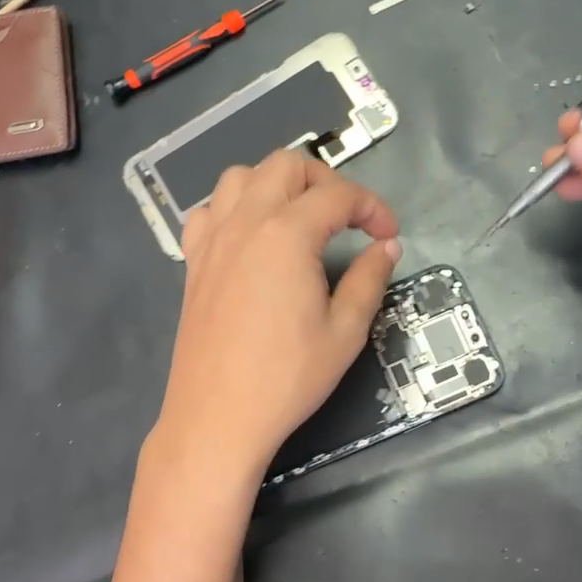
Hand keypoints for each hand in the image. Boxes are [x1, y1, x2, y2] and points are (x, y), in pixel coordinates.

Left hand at [153, 148, 401, 483]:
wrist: (217, 416)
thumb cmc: (287, 378)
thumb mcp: (345, 332)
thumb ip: (368, 279)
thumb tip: (386, 246)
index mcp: (287, 234)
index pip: (338, 195)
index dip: (372, 207)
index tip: (388, 233)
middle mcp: (246, 223)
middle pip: (286, 165)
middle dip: (325, 181)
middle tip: (347, 219)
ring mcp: (213, 240)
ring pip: (241, 176)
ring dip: (276, 184)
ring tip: (299, 218)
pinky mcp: (193, 263)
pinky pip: (209, 211)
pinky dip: (233, 208)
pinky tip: (250, 237)